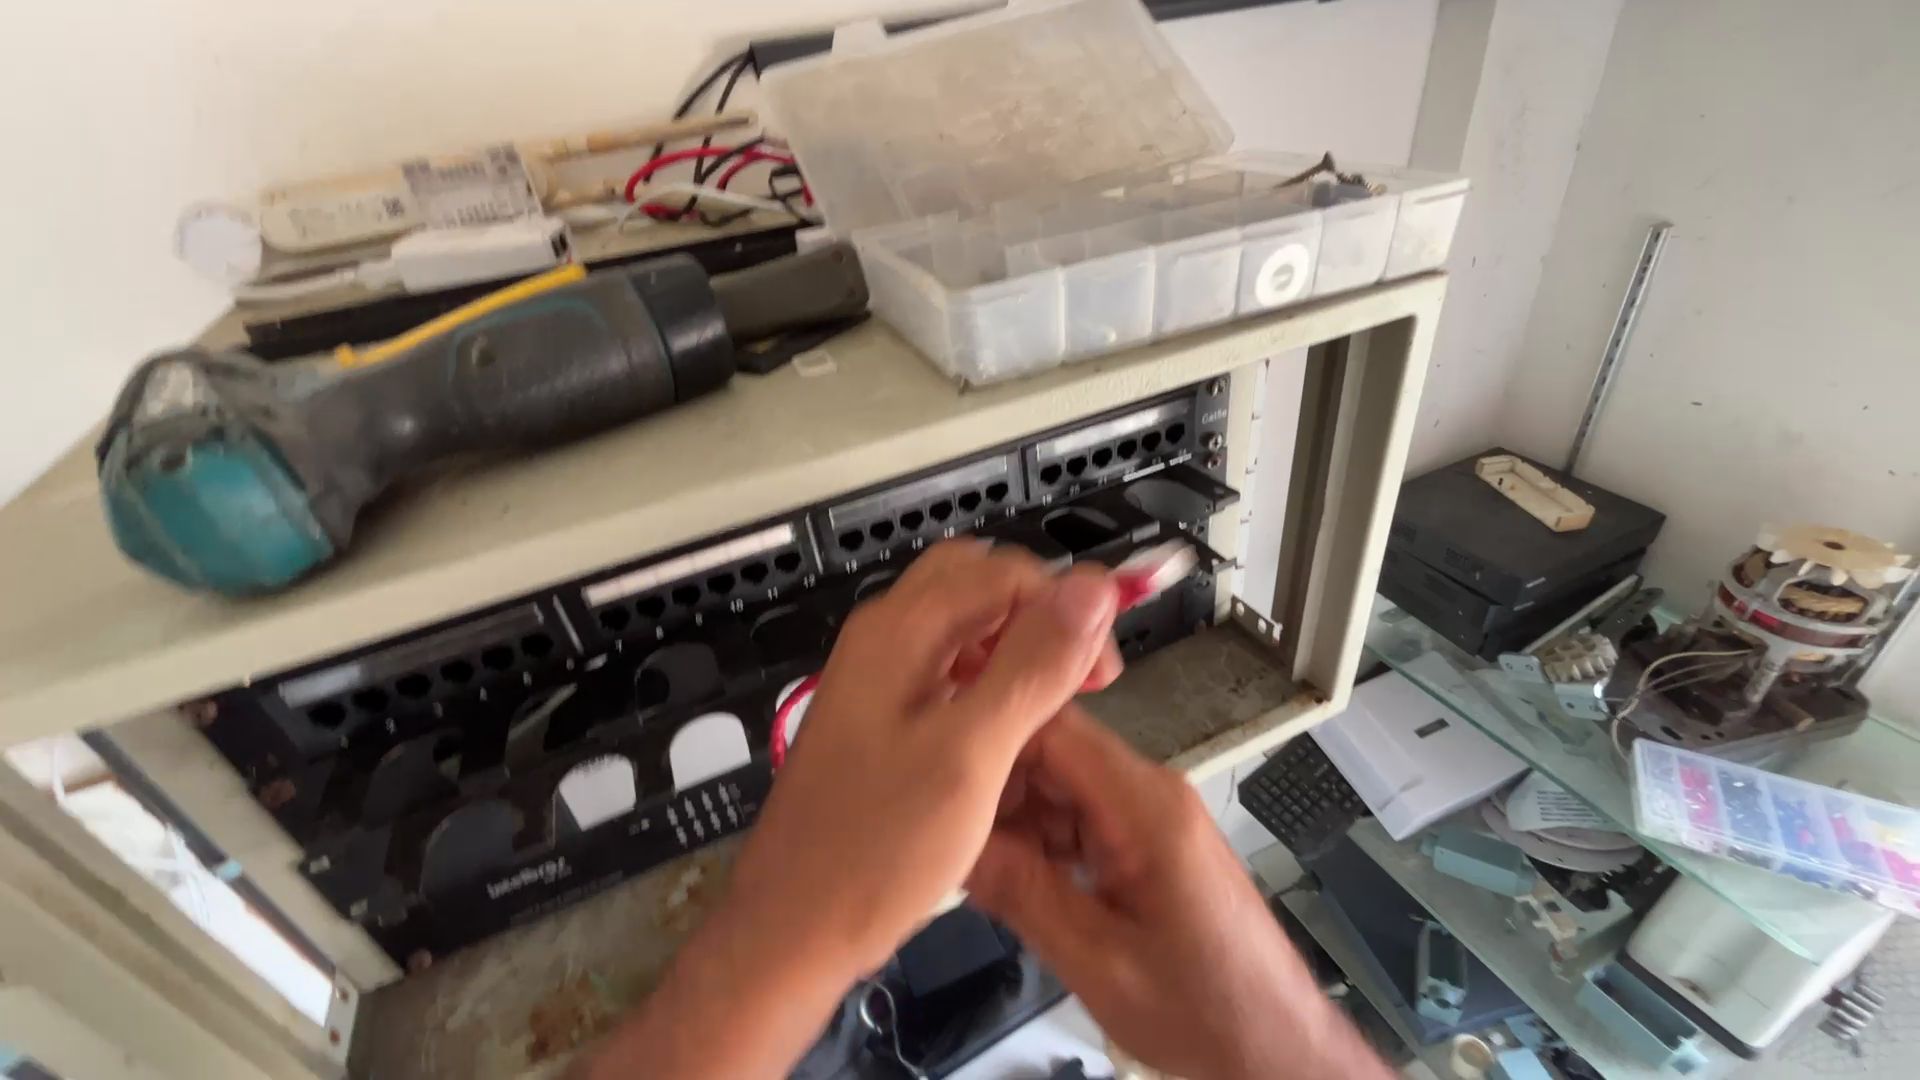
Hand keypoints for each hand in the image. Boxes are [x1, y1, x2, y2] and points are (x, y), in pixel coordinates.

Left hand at [588, 542, 1122, 1079]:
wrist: (792, 928)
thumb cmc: (878, 848)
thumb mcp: (971, 754)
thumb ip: (1033, 665)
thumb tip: (1091, 588)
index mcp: (900, 630)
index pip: (1003, 571)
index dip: (1064, 606)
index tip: (1103, 669)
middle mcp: (884, 636)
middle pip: (977, 583)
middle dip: (1039, 614)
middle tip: (1079, 675)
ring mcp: (877, 674)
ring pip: (963, 624)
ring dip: (1017, 646)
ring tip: (1053, 704)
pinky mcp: (880, 712)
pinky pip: (945, 666)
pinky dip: (988, 678)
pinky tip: (1009, 728)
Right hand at [967, 708, 1394, 1079]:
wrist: (1276, 1046)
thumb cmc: (1205, 1009)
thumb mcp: (1099, 961)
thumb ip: (1022, 894)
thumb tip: (953, 843)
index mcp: (1144, 804)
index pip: (1053, 726)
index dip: (991, 738)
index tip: (942, 770)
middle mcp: (1149, 791)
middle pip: (1052, 752)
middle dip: (998, 788)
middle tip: (956, 838)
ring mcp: (1149, 812)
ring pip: (1059, 784)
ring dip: (1017, 820)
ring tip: (983, 867)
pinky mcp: (1146, 837)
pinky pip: (1078, 815)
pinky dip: (1042, 841)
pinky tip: (1022, 880)